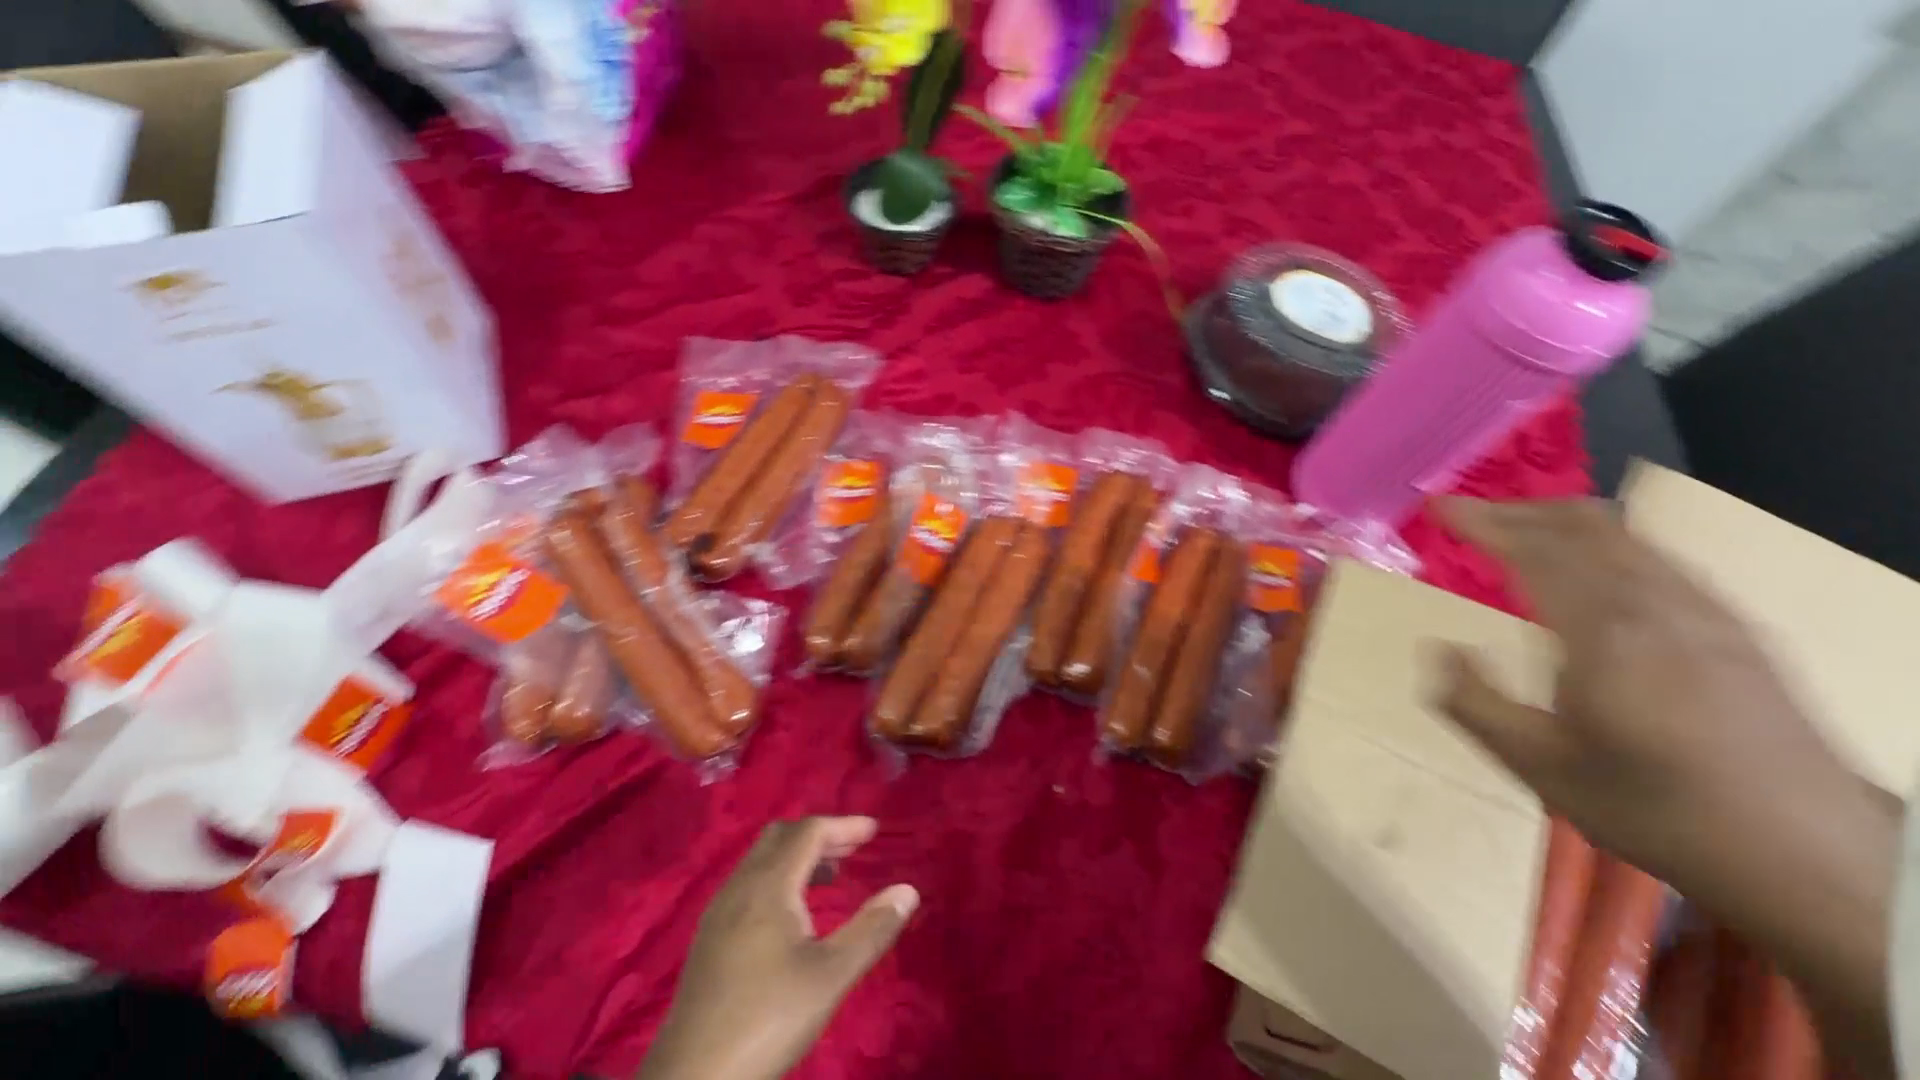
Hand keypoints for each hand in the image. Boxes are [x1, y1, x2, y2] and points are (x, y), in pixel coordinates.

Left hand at [637, 817, 918, 1079]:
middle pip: (779, 838)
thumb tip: (907, 890)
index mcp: (768, 886)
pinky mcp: (709, 939)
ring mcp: (718, 913)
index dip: (843, 826)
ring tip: (830, 878)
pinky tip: (791, 916)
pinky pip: (747, 885)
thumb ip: (871, 929)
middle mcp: (738, 888)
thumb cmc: (769, 1017)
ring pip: (759, 862)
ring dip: (796, 858)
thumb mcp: (831, 976)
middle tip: (854, 850)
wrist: (694, 1074)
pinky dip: (777, 879)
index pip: (807, 833)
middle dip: (818, 835)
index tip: (875, 831)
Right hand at [1430, 496, 1852, 888]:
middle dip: (1520, 511)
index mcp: (1604, 631)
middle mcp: (1658, 603)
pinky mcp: (1738, 629)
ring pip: (1628, 536)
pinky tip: (1598, 577)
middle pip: (1583, 525)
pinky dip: (1610, 546)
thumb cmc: (1655, 810)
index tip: (1439, 508)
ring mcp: (1707, 611)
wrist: (1807, 854)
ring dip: (1565, 524)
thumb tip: (1440, 649)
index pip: (1533, 549)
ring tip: (1525, 537)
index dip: (1482, 521)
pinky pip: (1661, 560)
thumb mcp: (1539, 768)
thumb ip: (1474, 703)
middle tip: (1473, 519)